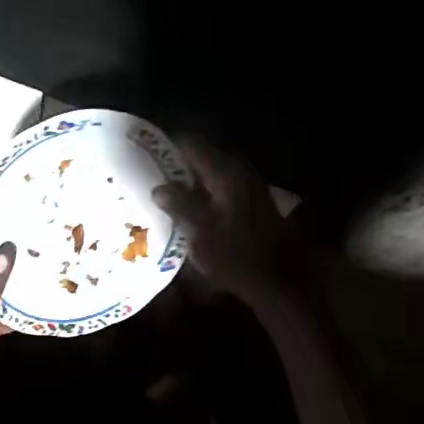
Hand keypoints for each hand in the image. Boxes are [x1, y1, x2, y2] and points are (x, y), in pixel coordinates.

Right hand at [154, 136, 298, 299]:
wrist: (280, 279)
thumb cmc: (237, 255)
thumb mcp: (199, 231)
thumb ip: (178, 205)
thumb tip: (158, 188)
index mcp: (225, 173)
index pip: (191, 144)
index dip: (165, 147)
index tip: (143, 157)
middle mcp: (239, 172)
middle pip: (201, 158)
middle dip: (174, 168)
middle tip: (148, 181)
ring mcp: (248, 187)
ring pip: (210, 175)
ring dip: (188, 184)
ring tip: (163, 199)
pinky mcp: (251, 203)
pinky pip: (219, 189)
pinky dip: (202, 196)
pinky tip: (186, 213)